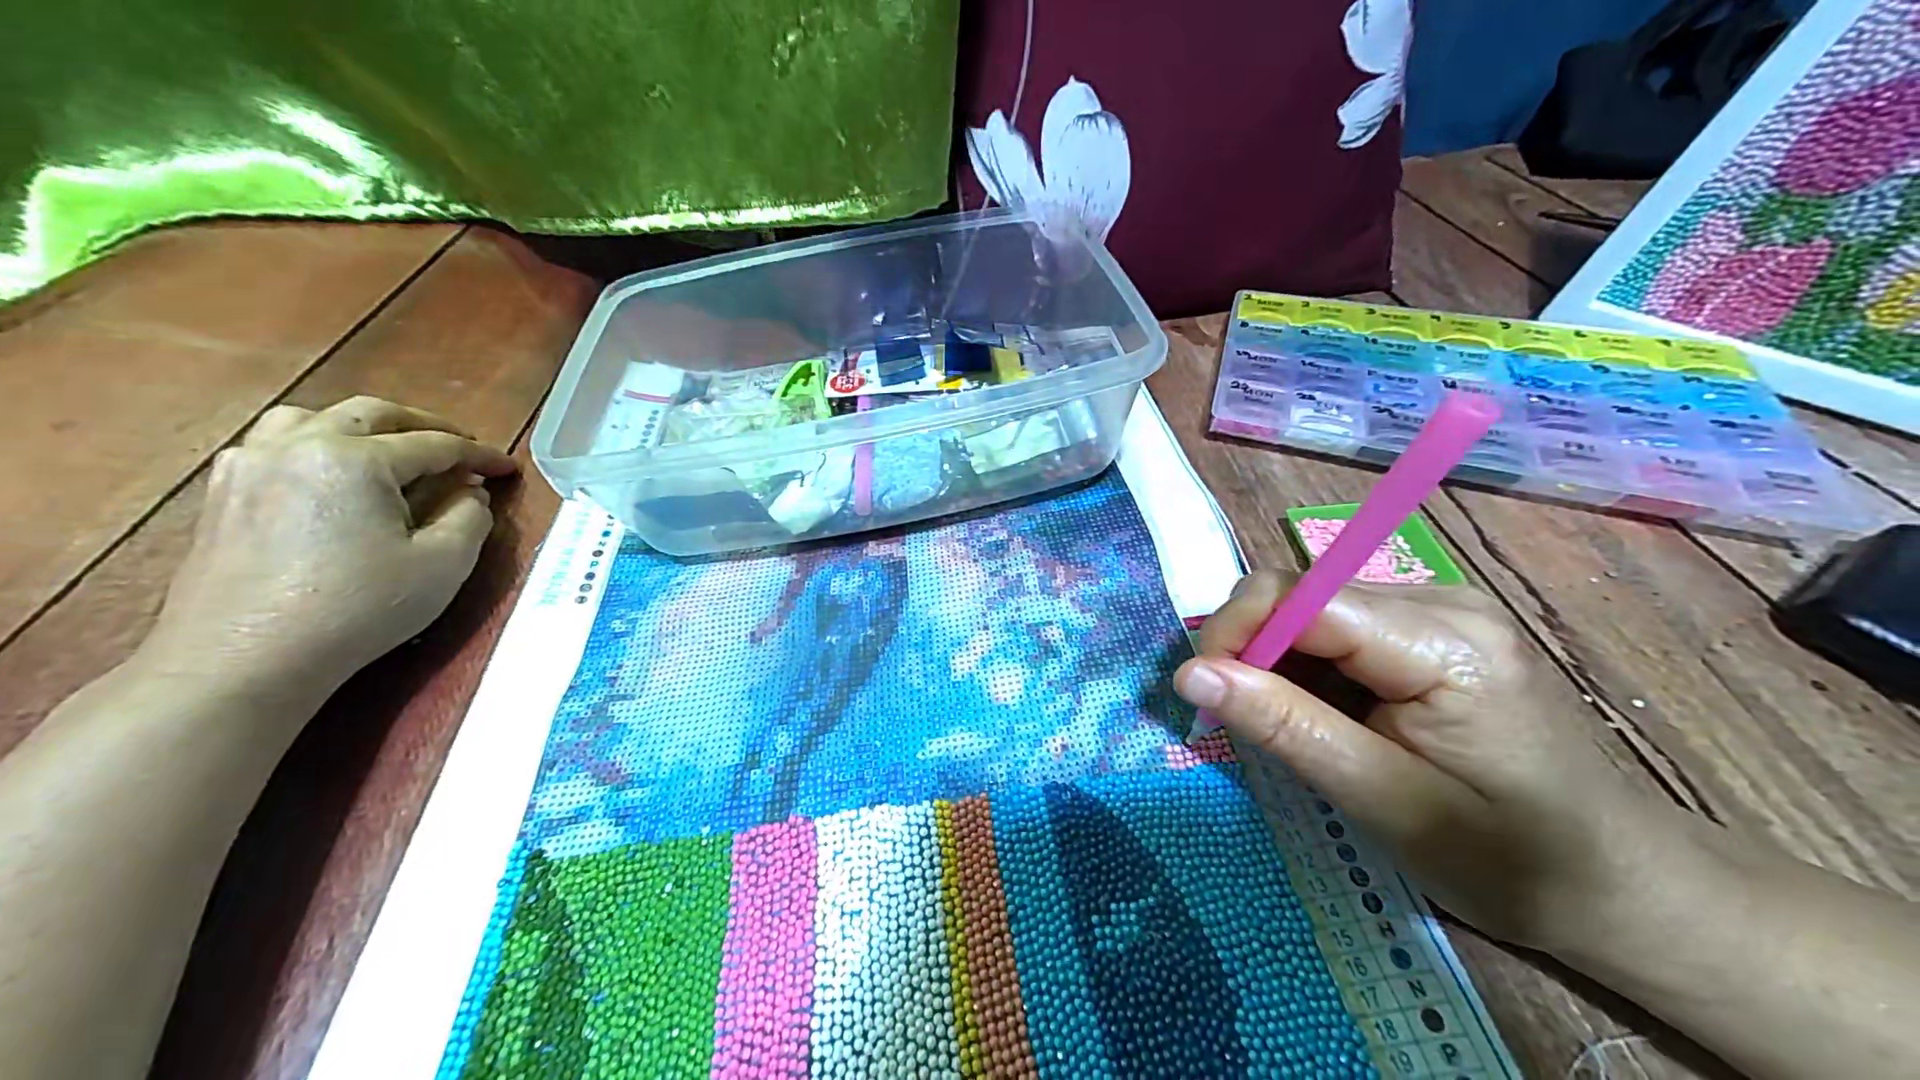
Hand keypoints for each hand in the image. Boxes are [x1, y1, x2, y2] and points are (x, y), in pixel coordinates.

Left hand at [138, 397, 516, 708]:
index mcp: (353, 459)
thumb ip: (470, 517)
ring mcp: (251, 465)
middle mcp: (296, 446)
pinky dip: (319, 445)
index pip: (435, 444)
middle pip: (372, 415)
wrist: (246, 660)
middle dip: (426, 427)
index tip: (509, 468)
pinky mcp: (225, 492)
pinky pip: (276, 445)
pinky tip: (337, 477)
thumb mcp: (443, 565)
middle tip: (462, 451)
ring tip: (395, 453)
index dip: (479, 455)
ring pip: (314, 418)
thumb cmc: (356, 609)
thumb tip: (469, 494)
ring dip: (366, 428)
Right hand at [1174, 571, 1661, 950]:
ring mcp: (1443, 609)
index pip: (1300, 597)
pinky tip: (1325, 713)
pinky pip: (1339, 625)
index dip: (1233, 632)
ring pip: (1313, 608)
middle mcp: (1444, 601)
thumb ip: (1285, 726)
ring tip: (1288, 724)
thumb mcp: (1381, 800)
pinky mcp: (1435, 627)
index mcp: (1445, 643)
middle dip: (1251, 647)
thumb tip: (1190, 676)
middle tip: (1243, 717)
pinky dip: (1307, 665)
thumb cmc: (1506, 857)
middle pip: (1302, 593)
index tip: (1202, 693)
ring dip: (1277, 660)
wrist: (1622, 883)